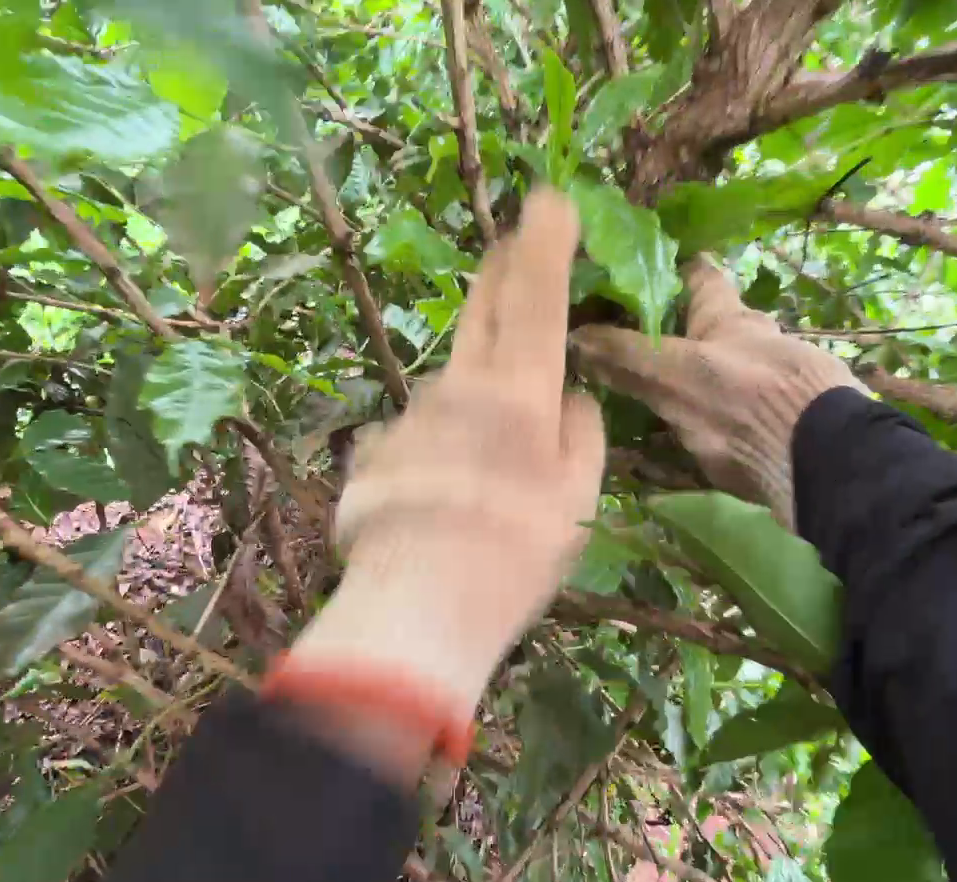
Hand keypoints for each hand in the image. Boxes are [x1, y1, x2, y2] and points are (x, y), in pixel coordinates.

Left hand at [284, 189, 605, 777]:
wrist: (417, 606)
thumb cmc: (513, 556)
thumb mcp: (578, 504)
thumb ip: (581, 436)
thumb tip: (569, 400)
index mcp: (519, 395)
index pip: (535, 298)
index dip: (544, 244)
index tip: (548, 200)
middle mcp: (457, 389)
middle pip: (480, 314)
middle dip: (498, 272)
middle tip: (508, 247)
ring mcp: (409, 417)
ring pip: (449, 386)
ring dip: (469, 393)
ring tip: (483, 456)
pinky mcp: (375, 451)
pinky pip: (417, 434)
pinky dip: (435, 447)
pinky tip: (439, 493)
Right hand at [568, 257, 864, 525]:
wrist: (815, 461)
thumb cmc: (744, 400)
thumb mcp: (675, 373)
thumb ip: (626, 357)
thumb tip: (573, 337)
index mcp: (727, 315)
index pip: (694, 271)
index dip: (662, 265)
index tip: (621, 271)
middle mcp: (744, 341)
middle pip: (696, 323)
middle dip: (659, 328)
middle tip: (609, 341)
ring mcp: (755, 383)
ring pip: (706, 367)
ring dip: (673, 376)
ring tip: (626, 389)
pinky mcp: (760, 423)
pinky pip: (715, 409)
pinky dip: (688, 415)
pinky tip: (664, 432)